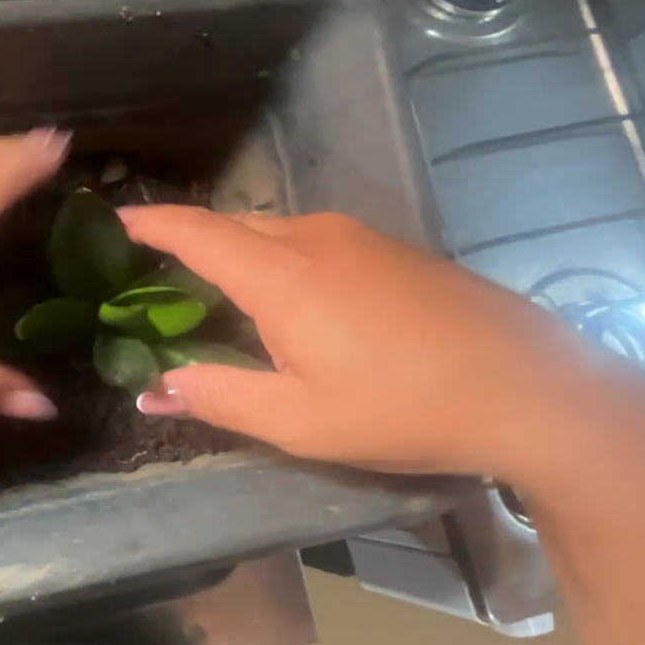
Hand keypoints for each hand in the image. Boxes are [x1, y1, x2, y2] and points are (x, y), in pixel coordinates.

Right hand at [121, 207, 628, 479]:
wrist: (532, 388)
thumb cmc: (401, 406)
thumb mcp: (296, 420)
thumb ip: (216, 396)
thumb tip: (152, 389)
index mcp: (280, 274)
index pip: (195, 232)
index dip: (149, 224)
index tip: (112, 224)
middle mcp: (312, 237)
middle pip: (230, 226)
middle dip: (187, 242)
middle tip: (155, 278)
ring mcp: (357, 237)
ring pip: (272, 231)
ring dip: (235, 253)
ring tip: (214, 294)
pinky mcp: (389, 249)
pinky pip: (309, 241)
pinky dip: (275, 259)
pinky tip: (286, 301)